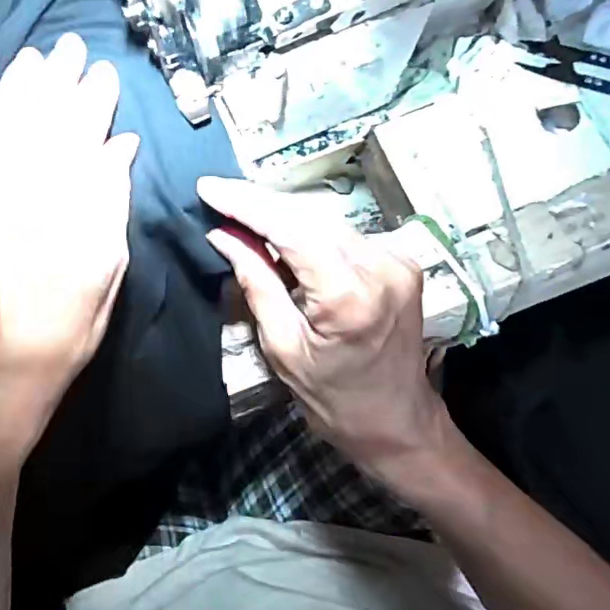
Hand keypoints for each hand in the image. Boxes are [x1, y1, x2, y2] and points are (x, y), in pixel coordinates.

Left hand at [0, 34, 139, 482]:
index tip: (104, 72)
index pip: (79, 128)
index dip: (94, 96)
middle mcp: (14, 182)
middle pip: (37, 114)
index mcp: (62, 195)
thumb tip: (118, 145)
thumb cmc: (63, 325)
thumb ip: (108, 197)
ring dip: (18, 85)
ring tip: (34, 59)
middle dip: (57, 75)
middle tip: (70, 45)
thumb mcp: (106, 266)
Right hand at [198, 177, 460, 482]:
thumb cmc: (333, 397)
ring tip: (239, 210)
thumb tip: (224, 235)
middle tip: (217, 193)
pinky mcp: (400, 262)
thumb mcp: (282, 346)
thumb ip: (256, 282)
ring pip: (325, 220)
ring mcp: (397, 261)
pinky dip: (306, 229)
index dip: (246, 204)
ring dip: (281, 214)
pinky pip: (342, 233)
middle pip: (308, 216)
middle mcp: (380, 267)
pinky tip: (279, 232)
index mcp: (349, 295)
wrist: (397, 422)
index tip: (209, 188)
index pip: (291, 229)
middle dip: (259, 202)